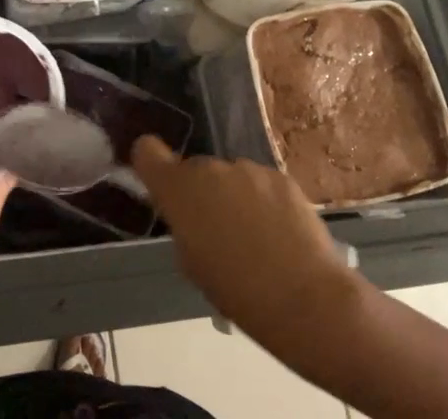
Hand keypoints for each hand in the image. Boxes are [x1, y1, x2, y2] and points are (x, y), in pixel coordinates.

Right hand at [131, 135, 351, 333]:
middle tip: (218, 230)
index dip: (151, 162)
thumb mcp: (191, 262)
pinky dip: (266, 202)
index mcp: (178, 190)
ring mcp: (248, 169)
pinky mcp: (281, 177)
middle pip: (196, 171)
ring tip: (256, 237)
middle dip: (202, 193)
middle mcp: (210, 169)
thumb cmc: (234, 289)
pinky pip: (262, 184)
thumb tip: (195, 217)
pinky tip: (280, 234)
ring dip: (235, 197)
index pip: (147, 152)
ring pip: (232, 177)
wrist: (301, 295)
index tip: (160, 182)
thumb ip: (185, 226)